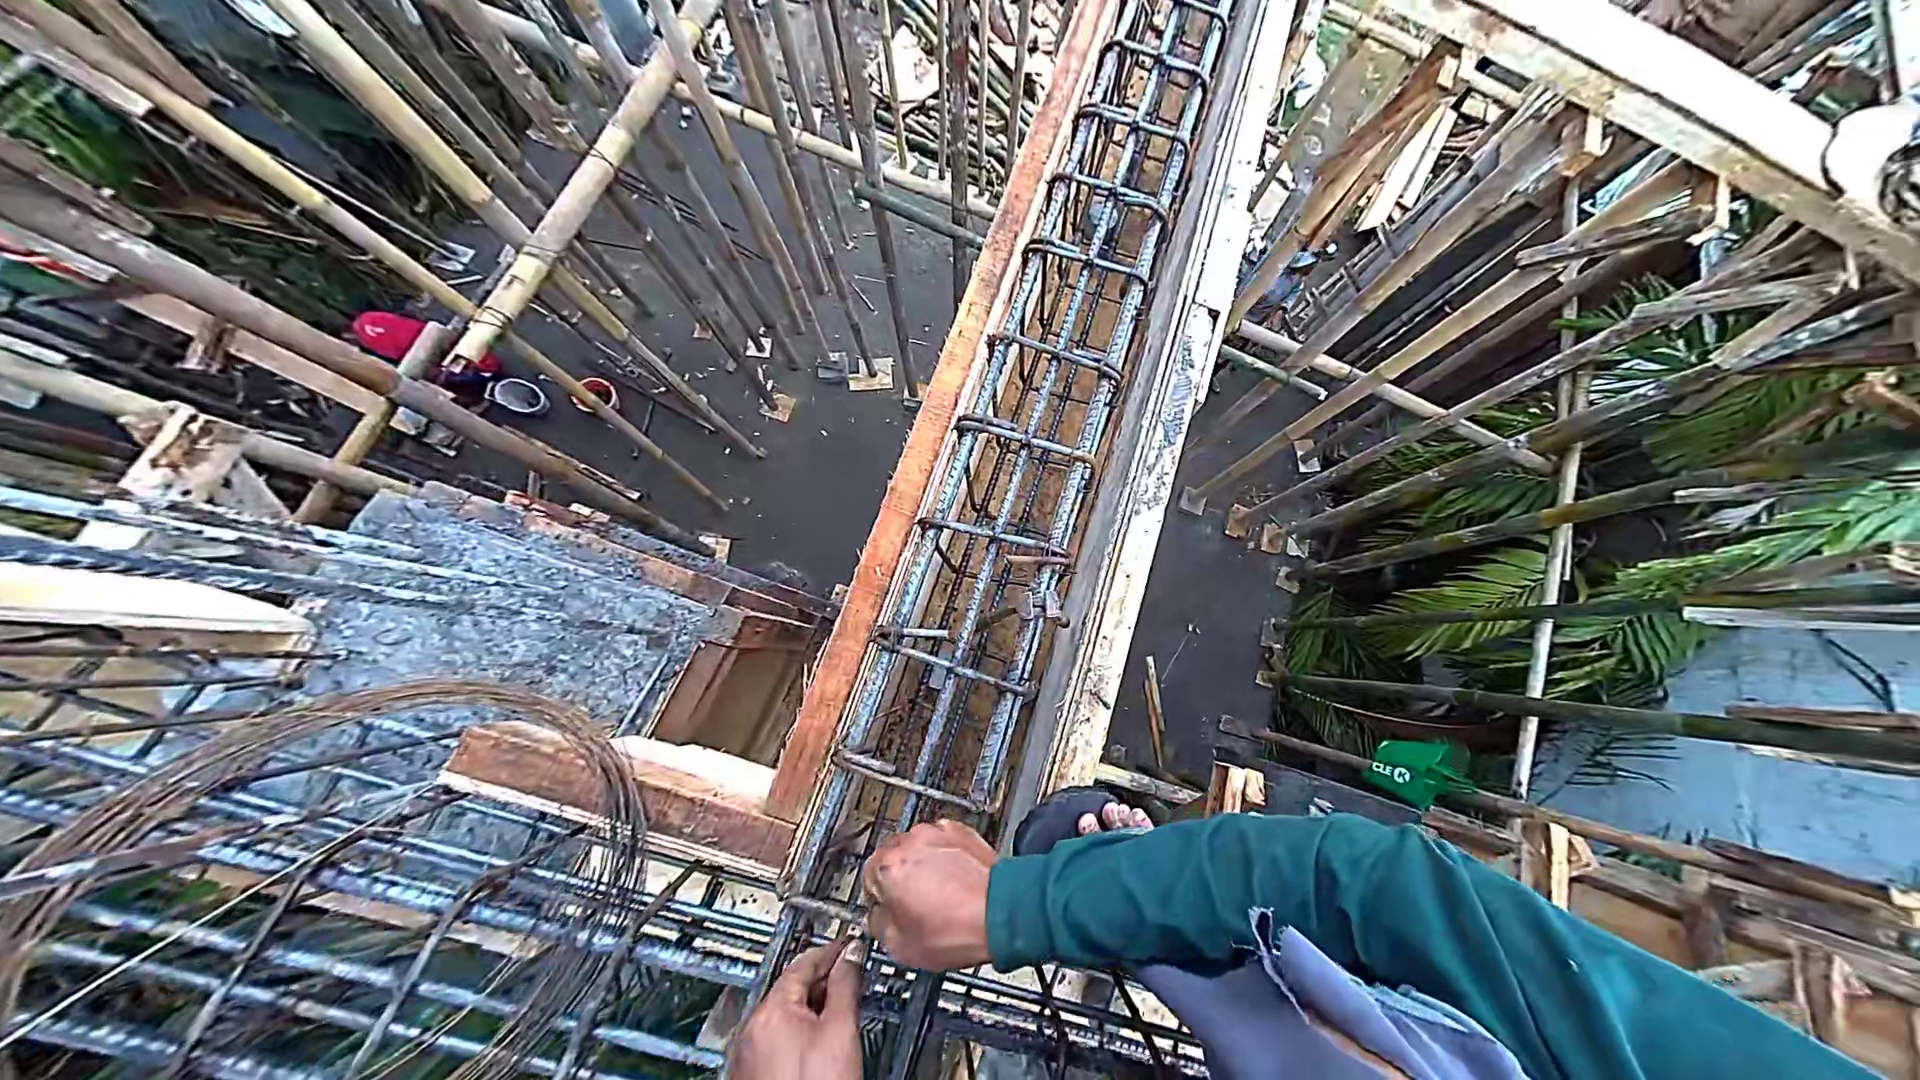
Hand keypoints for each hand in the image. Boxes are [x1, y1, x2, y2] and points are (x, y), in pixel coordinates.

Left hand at [729, 942, 861, 1079]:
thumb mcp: (840, 1032)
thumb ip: (846, 985)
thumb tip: (851, 955)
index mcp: (769, 1012)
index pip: (804, 963)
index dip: (833, 952)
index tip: (851, 948)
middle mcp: (750, 1031)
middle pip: (792, 989)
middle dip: (823, 983)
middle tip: (851, 980)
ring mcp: (746, 1058)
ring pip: (785, 1016)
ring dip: (812, 1010)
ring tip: (839, 1015)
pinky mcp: (749, 1079)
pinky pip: (776, 1042)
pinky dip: (799, 1035)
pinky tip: (820, 1047)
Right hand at [864, 820, 994, 970]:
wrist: (1000, 911)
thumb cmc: (957, 928)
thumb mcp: (900, 947)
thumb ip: (877, 924)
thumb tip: (877, 915)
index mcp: (888, 867)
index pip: (868, 877)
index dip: (879, 898)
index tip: (890, 909)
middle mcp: (910, 842)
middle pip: (892, 858)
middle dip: (900, 878)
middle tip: (915, 903)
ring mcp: (936, 832)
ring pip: (917, 847)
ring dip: (922, 864)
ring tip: (940, 892)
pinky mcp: (958, 830)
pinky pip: (941, 841)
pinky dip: (944, 855)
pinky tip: (954, 879)